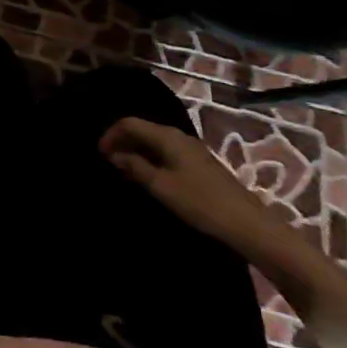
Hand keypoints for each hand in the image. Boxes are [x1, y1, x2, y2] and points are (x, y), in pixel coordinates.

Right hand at [99, 116, 298, 261]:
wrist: (248, 224)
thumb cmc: (200, 202)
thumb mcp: (161, 186)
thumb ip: (136, 167)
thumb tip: (116, 155)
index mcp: (168, 136)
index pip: (130, 123)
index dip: (111, 134)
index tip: (99, 153)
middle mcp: (179, 136)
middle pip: (143, 129)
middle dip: (123, 141)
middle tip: (108, 160)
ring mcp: (192, 149)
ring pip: (155, 141)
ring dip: (137, 150)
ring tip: (124, 168)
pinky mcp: (199, 163)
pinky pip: (167, 152)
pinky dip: (151, 158)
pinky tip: (149, 174)